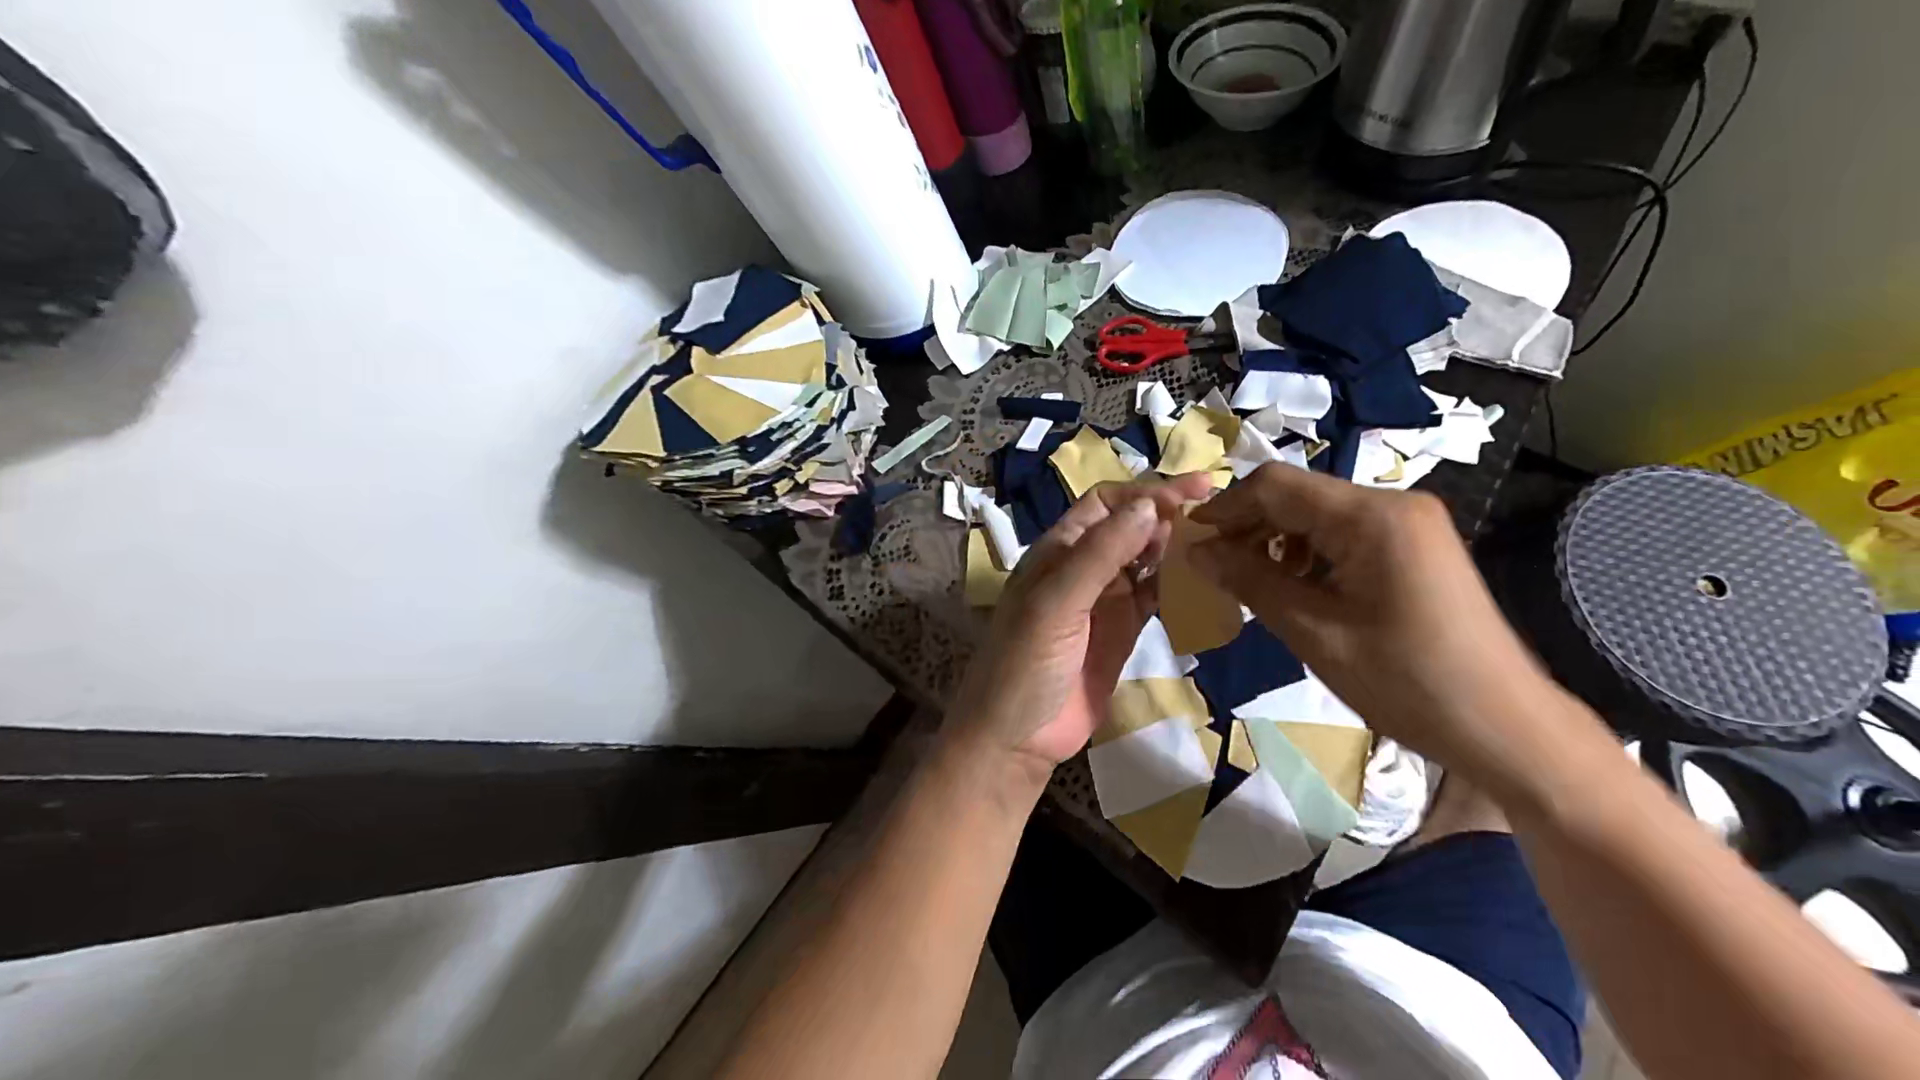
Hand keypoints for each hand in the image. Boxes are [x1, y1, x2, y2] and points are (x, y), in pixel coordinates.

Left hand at [947, 474, 1215, 779]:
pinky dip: (1179, 586)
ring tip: (1219, 543)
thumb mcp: (1056, 602)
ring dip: (1177, 548)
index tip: (1196, 490)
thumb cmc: (1025, 663)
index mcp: (1058, 550)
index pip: (1106, 503)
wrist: (1017, 737)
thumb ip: (1100, 554)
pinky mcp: (1124, 630)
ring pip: (1147, 559)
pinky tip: (1207, 581)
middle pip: (1131, 526)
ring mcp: (1104, 600)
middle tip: (1219, 517)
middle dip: (1169, 516)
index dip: (1147, 492)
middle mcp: (1083, 567)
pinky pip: (1155, 596)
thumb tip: (1150, 505)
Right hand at [1188, 464, 1563, 786]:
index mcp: (1373, 516)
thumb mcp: (1313, 632)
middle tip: (1212, 568)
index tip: (1189, 542)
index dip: (1224, 508)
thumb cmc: (1405, 682)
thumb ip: (1249, 581)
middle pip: (1296, 496)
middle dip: (1247, 527)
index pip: (1276, 486)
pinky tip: (1292, 590)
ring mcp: (1408, 525)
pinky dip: (1305, 555)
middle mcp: (1393, 505)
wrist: (1506, 728)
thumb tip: (1196, 550)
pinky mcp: (1413, 548)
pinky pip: (1342, 535)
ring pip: (1316, 515)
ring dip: (1274, 542)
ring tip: (1249, 584)